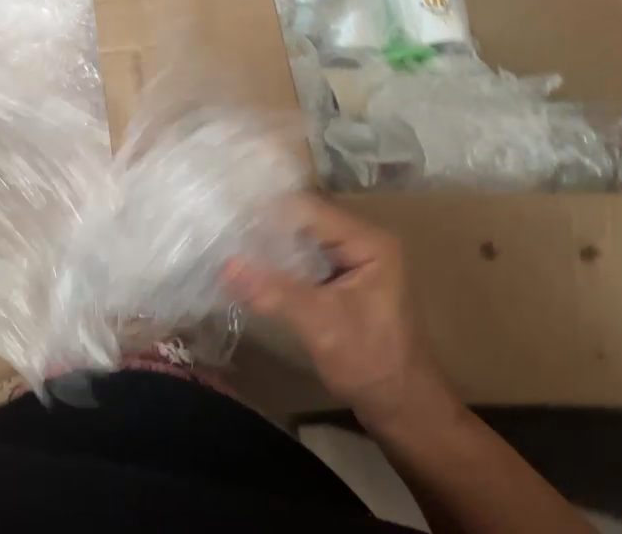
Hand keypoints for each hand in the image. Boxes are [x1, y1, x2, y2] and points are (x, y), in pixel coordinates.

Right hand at [224, 196, 459, 434]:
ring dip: (264, 247)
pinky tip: (245, 269)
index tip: (225, 217)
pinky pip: (299, 261)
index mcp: (368, 241)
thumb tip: (224, 266)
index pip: (307, 210)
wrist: (403, 410)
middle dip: (261, 228)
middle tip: (218, 231)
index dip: (265, 212)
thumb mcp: (322, 325)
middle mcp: (360, 241)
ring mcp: (349, 261)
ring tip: (223, 246)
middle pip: (300, 221)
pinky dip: (274, 265)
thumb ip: (274, 292)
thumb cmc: (373, 364)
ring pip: (296, 241)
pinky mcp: (337, 281)